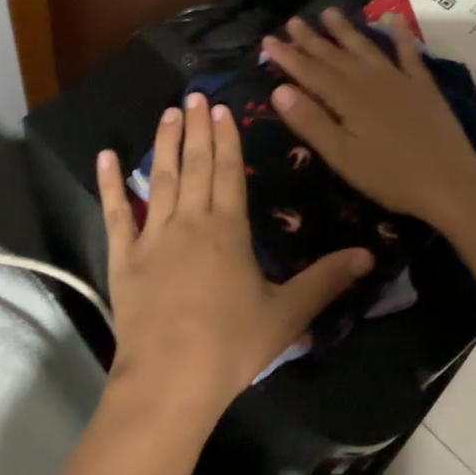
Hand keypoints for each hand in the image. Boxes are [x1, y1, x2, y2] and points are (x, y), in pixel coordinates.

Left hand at [95, 93, 373, 415]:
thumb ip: (326, 280)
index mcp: (228, 229)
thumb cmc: (231, 345)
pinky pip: (117, 212)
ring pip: (160, 177)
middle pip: (195, 165)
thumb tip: (369, 254)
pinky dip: (111, 184)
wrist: (171, 379)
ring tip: (168, 113)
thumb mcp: (287, 314)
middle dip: (197, 129)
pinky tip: (106, 156)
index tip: (222, 110)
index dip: (226, 139)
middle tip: (195, 96)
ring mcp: (153, 235)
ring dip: (164, 143)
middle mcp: (190, 221)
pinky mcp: (124, 256)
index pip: (228, 172)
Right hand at [262, 9, 475, 228]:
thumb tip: (278, 89)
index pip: (309, 72)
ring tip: (329, 12)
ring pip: (365, 48)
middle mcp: (369, 81)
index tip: (268, 40)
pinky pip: (408, 53)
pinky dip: (400, 35)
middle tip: (292, 20)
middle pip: (334, 56)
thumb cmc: (390, 177)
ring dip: (346, 30)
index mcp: (346, 99)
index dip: (287, 56)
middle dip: (311, 39)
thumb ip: (311, 122)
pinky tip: (393, 18)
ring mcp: (398, 80)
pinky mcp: (423, 86)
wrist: (450, 183)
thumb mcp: (342, 157)